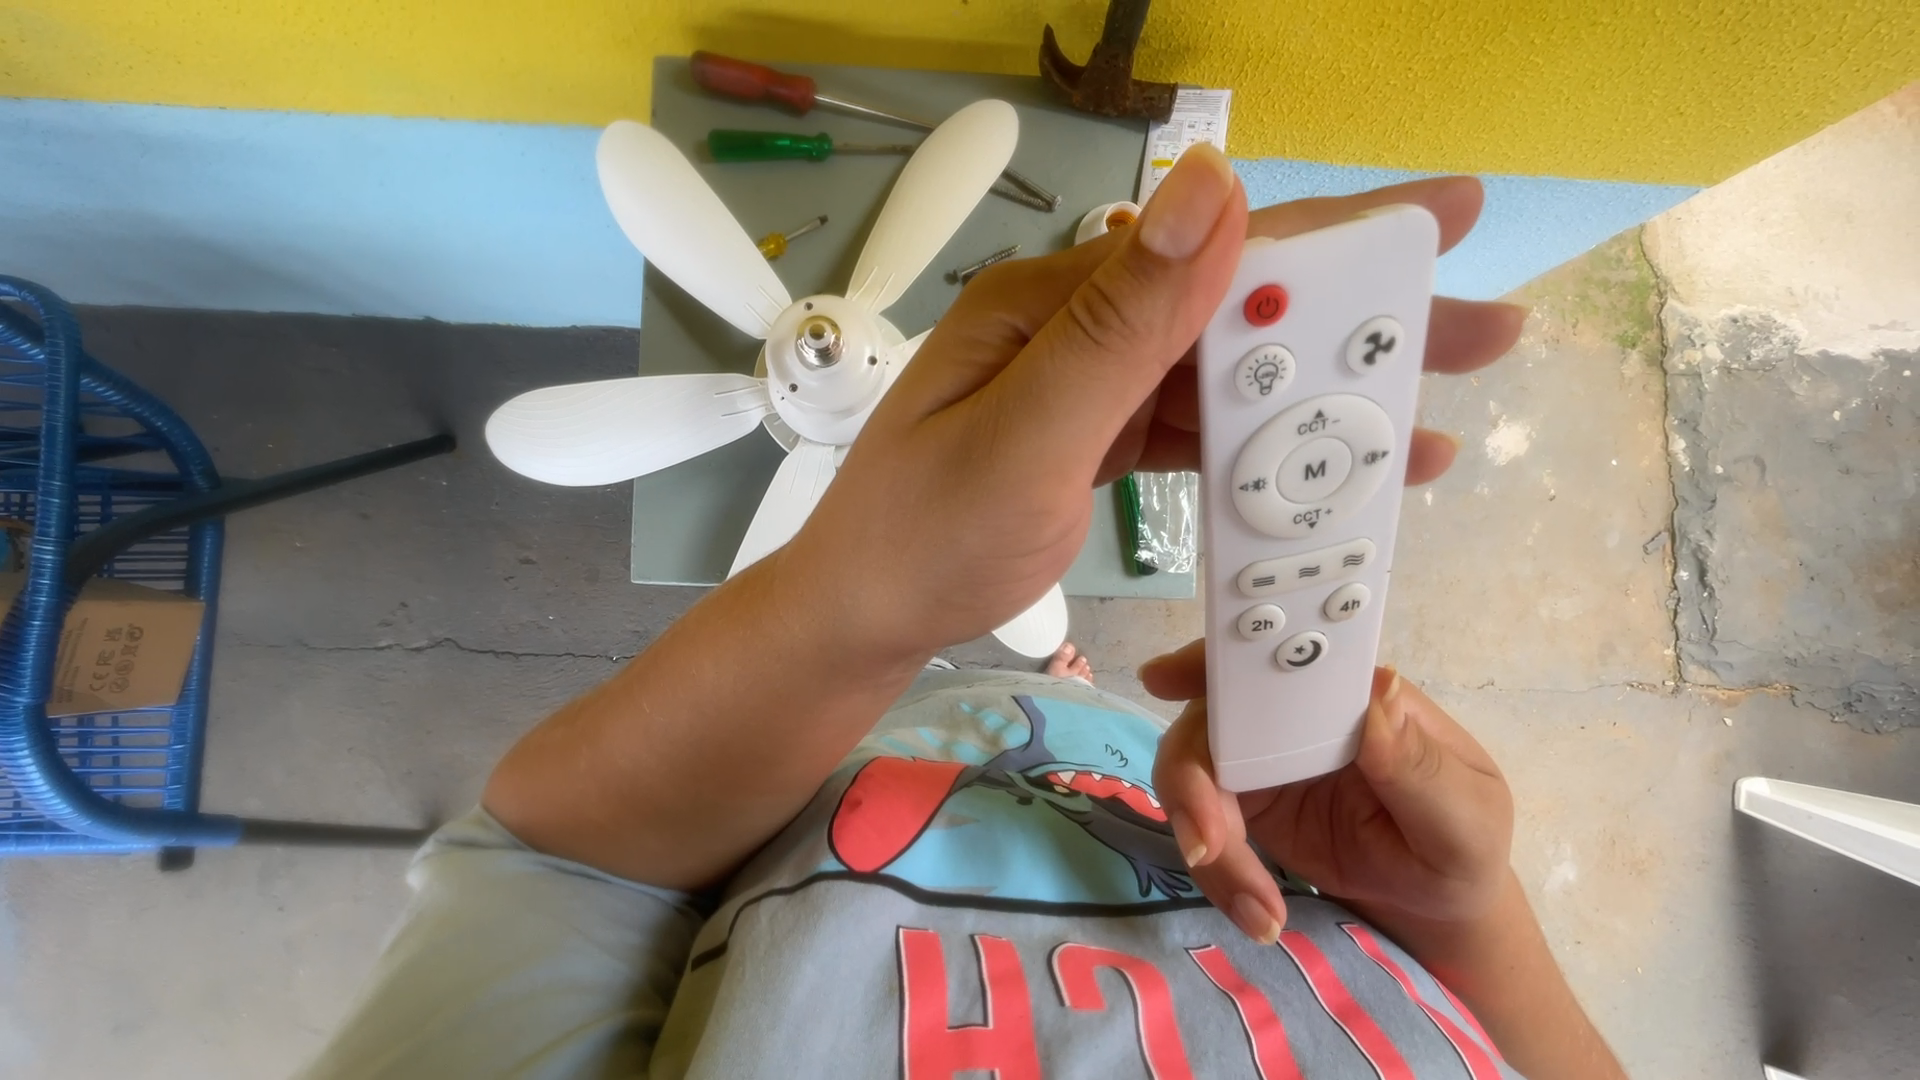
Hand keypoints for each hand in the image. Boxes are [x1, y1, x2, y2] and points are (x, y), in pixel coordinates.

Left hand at [787, 144, 1524, 658]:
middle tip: (1471, 330)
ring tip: (1411, 421)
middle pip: (1228, 312)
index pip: (1209, 251)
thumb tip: (1209, 187)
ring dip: (1309, 397)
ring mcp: (1079, 388)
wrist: (869, 614)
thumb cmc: (926, 539)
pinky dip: (1247, 446)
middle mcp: (1069, 331)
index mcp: (1049, 305)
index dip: (1332, 238)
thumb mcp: (1024, 437)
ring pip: (1214, 375)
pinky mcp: (1085, 440)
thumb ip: (1118, 325)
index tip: (1443, 220)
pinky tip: (1303, 464)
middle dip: (1351, 326)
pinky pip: (1181, 429)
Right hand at [1144, 646, 1513, 942]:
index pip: (1269, 653)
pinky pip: (1199, 819)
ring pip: (1190, 770)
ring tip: (1252, 904)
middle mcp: (1286, 713)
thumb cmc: (1457, 843)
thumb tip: (1378, 694)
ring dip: (1202, 833)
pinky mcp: (1238, 800)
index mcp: (1342, 692)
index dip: (1210, 656)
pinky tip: (1255, 911)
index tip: (1161, 679)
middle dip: (1192, 777)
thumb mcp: (1467, 812)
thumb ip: (1421, 763)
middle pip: (1208, 716)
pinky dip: (1216, 868)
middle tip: (1206, 844)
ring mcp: (1255, 755)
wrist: (1427, 903)